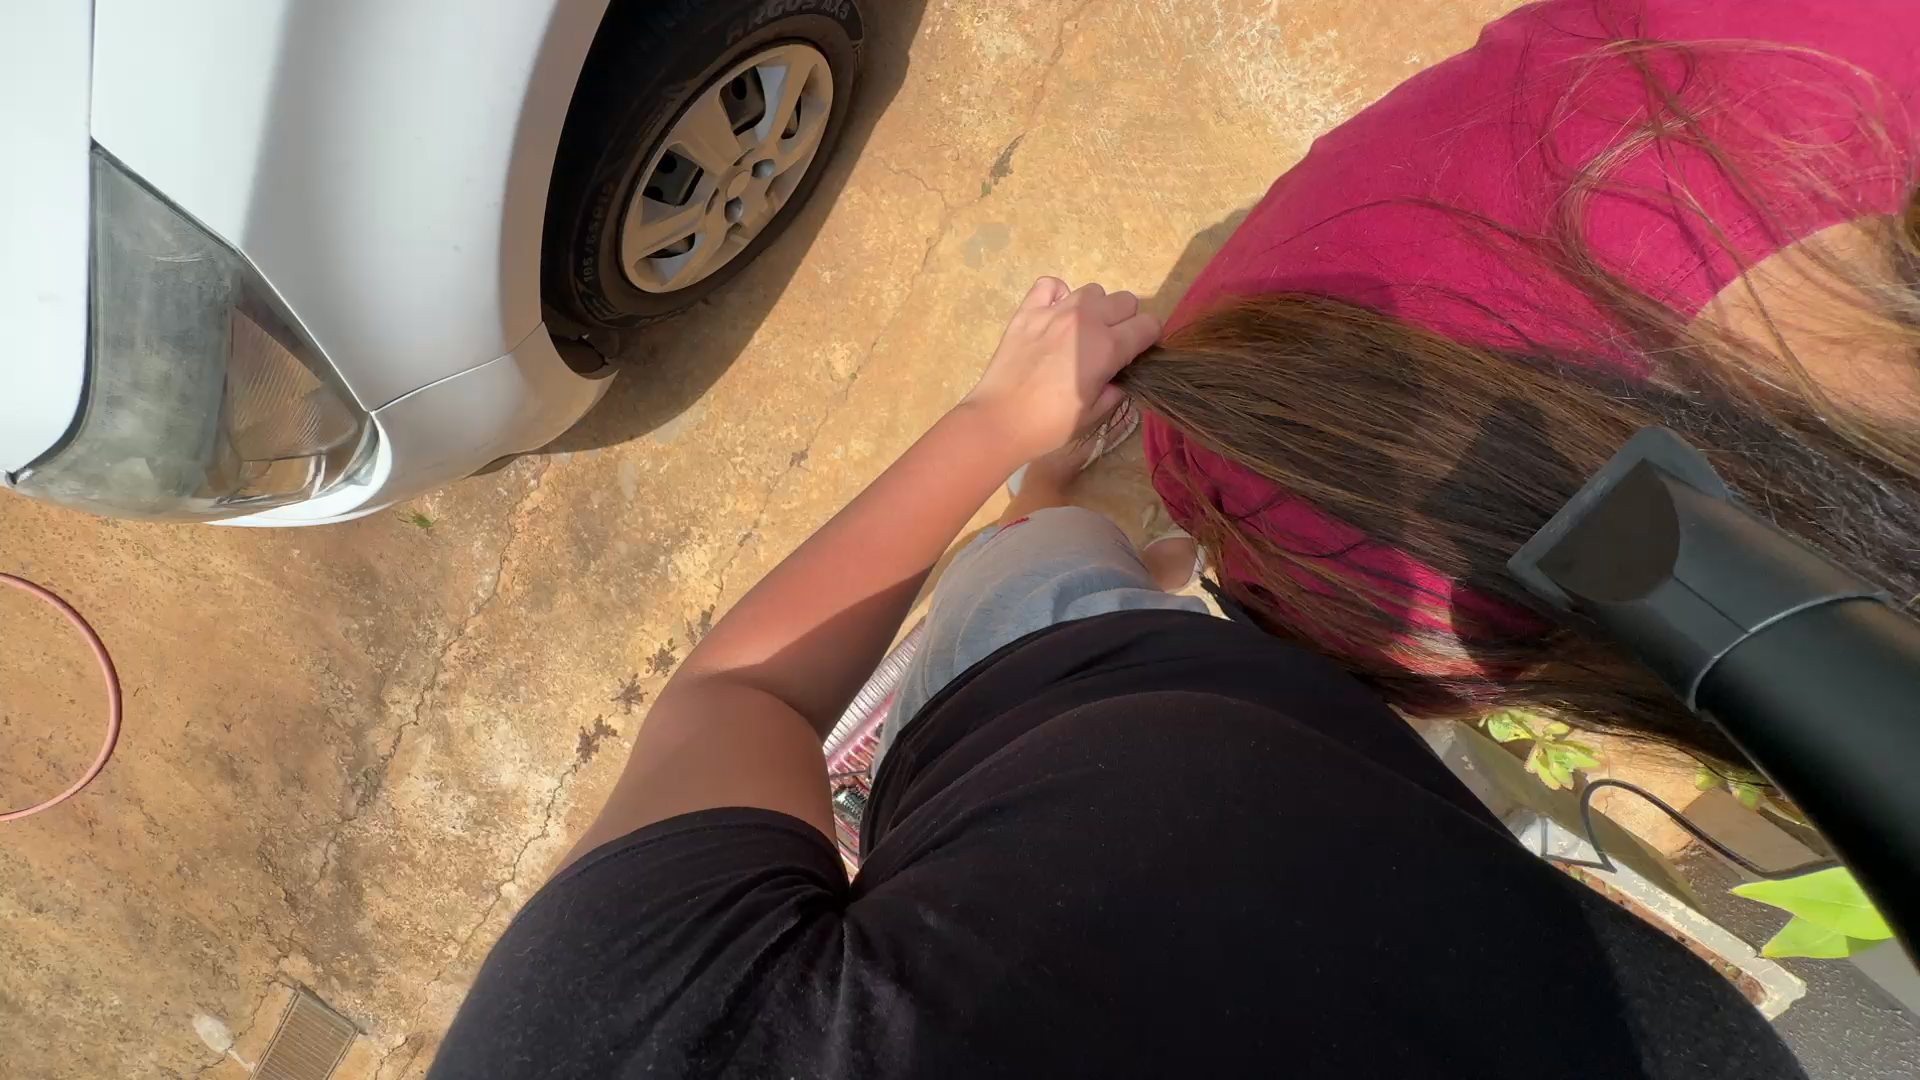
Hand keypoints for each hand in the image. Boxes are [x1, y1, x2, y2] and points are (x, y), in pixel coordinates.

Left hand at [960, 277, 1161, 461]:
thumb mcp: (1094, 414)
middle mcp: (1085, 320)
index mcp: (1108, 347)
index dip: (1148, 340)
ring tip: (1080, 333)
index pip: (1148, 326)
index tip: (1137, 355)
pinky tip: (1055, 316)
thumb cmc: (1050, 425)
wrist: (1000, 420)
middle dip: (1125, 322)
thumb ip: (1116, 390)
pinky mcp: (1027, 311)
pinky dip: (1058, 295)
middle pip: (1125, 301)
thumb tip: (1120, 377)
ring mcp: (1054, 311)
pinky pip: (1050, 285)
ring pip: (1092, 291)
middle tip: (1109, 346)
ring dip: (1095, 309)